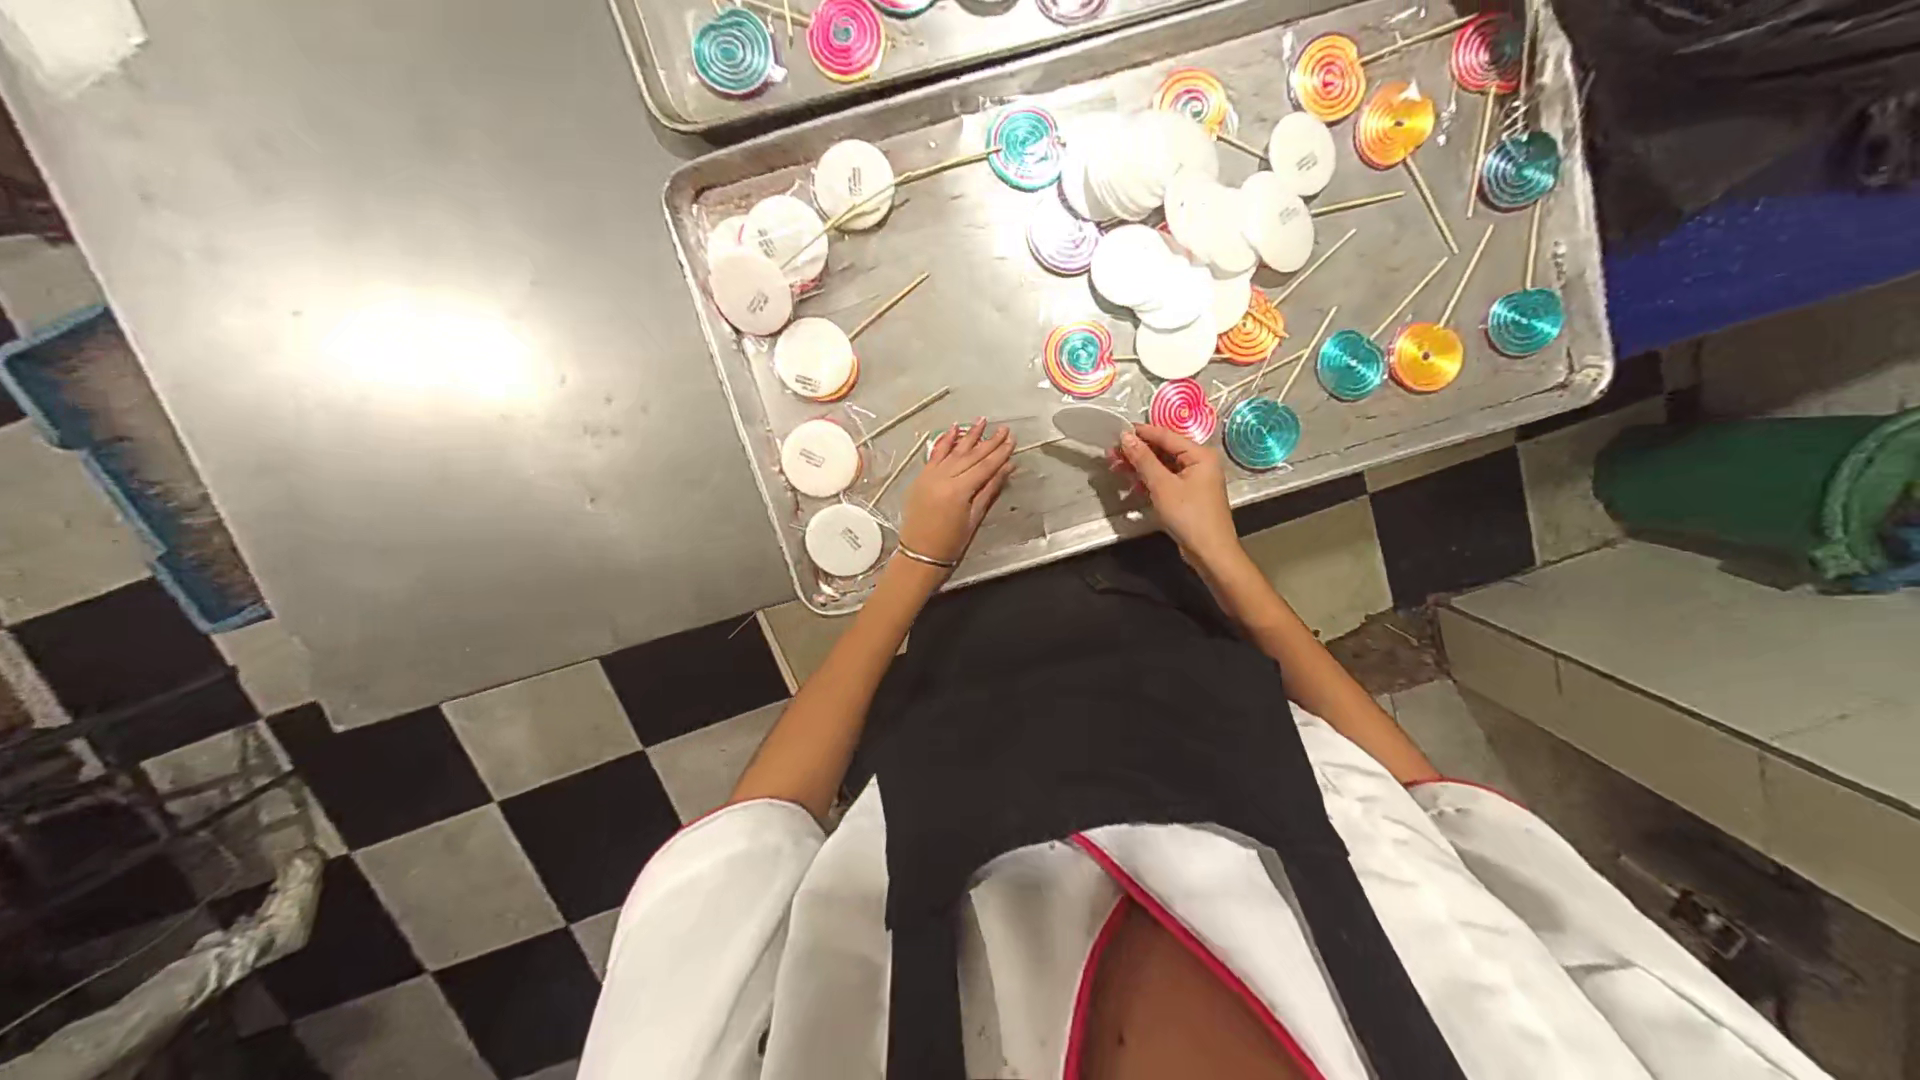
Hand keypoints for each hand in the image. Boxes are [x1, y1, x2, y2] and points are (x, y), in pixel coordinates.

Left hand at [899, 419, 1014, 563]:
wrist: (920, 554)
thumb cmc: (950, 542)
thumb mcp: (974, 517)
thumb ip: (989, 489)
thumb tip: (1006, 468)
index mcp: (958, 490)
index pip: (985, 466)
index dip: (1000, 453)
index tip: (1011, 440)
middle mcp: (943, 478)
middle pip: (971, 456)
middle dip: (989, 442)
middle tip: (1003, 429)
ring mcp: (930, 476)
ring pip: (953, 451)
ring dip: (968, 435)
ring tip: (981, 421)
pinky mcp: (921, 478)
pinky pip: (935, 455)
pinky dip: (945, 442)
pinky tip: (953, 430)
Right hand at [1117, 424, 1241, 567]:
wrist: (1209, 551)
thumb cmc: (1189, 515)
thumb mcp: (1162, 485)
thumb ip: (1144, 459)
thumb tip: (1126, 437)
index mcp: (1200, 454)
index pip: (1166, 435)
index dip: (1141, 433)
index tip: (1117, 432)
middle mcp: (1200, 462)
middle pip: (1164, 450)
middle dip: (1137, 452)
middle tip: (1112, 454)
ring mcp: (1194, 479)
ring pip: (1162, 466)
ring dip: (1140, 467)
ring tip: (1116, 468)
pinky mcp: (1188, 494)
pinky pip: (1166, 479)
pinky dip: (1149, 480)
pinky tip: (1132, 485)